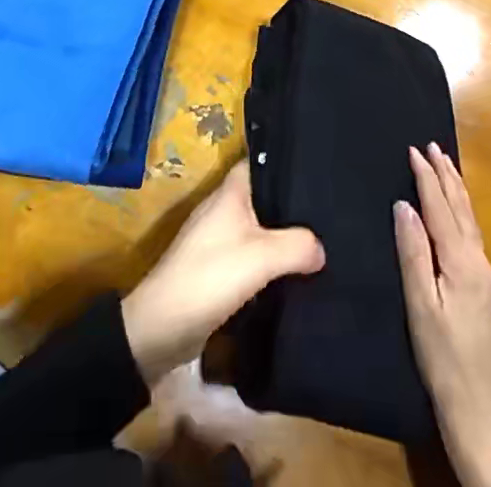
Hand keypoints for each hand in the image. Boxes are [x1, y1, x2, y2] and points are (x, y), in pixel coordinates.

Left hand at [123, 162, 325, 385]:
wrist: (161, 329)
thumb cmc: (210, 277)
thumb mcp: (263, 256)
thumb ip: (299, 245)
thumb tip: (321, 250)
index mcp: (228, 194)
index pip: (259, 162)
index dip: (285, 162)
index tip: (318, 169)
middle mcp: (221, 210)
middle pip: (263, 197)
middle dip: (292, 204)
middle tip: (329, 210)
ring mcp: (216, 240)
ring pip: (259, 229)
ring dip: (282, 237)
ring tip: (319, 241)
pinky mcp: (216, 270)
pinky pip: (251, 257)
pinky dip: (270, 263)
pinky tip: (294, 272)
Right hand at [396, 144, 490, 486]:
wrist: (475, 399)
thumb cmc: (440, 353)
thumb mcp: (419, 303)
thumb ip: (413, 252)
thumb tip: (404, 206)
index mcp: (461, 261)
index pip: (440, 208)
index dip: (427, 178)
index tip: (414, 150)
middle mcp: (478, 259)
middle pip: (461, 208)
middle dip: (446, 175)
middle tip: (432, 145)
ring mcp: (484, 271)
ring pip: (469, 218)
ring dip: (456, 188)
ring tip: (446, 165)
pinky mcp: (483, 283)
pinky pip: (472, 231)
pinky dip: (461, 209)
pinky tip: (456, 209)